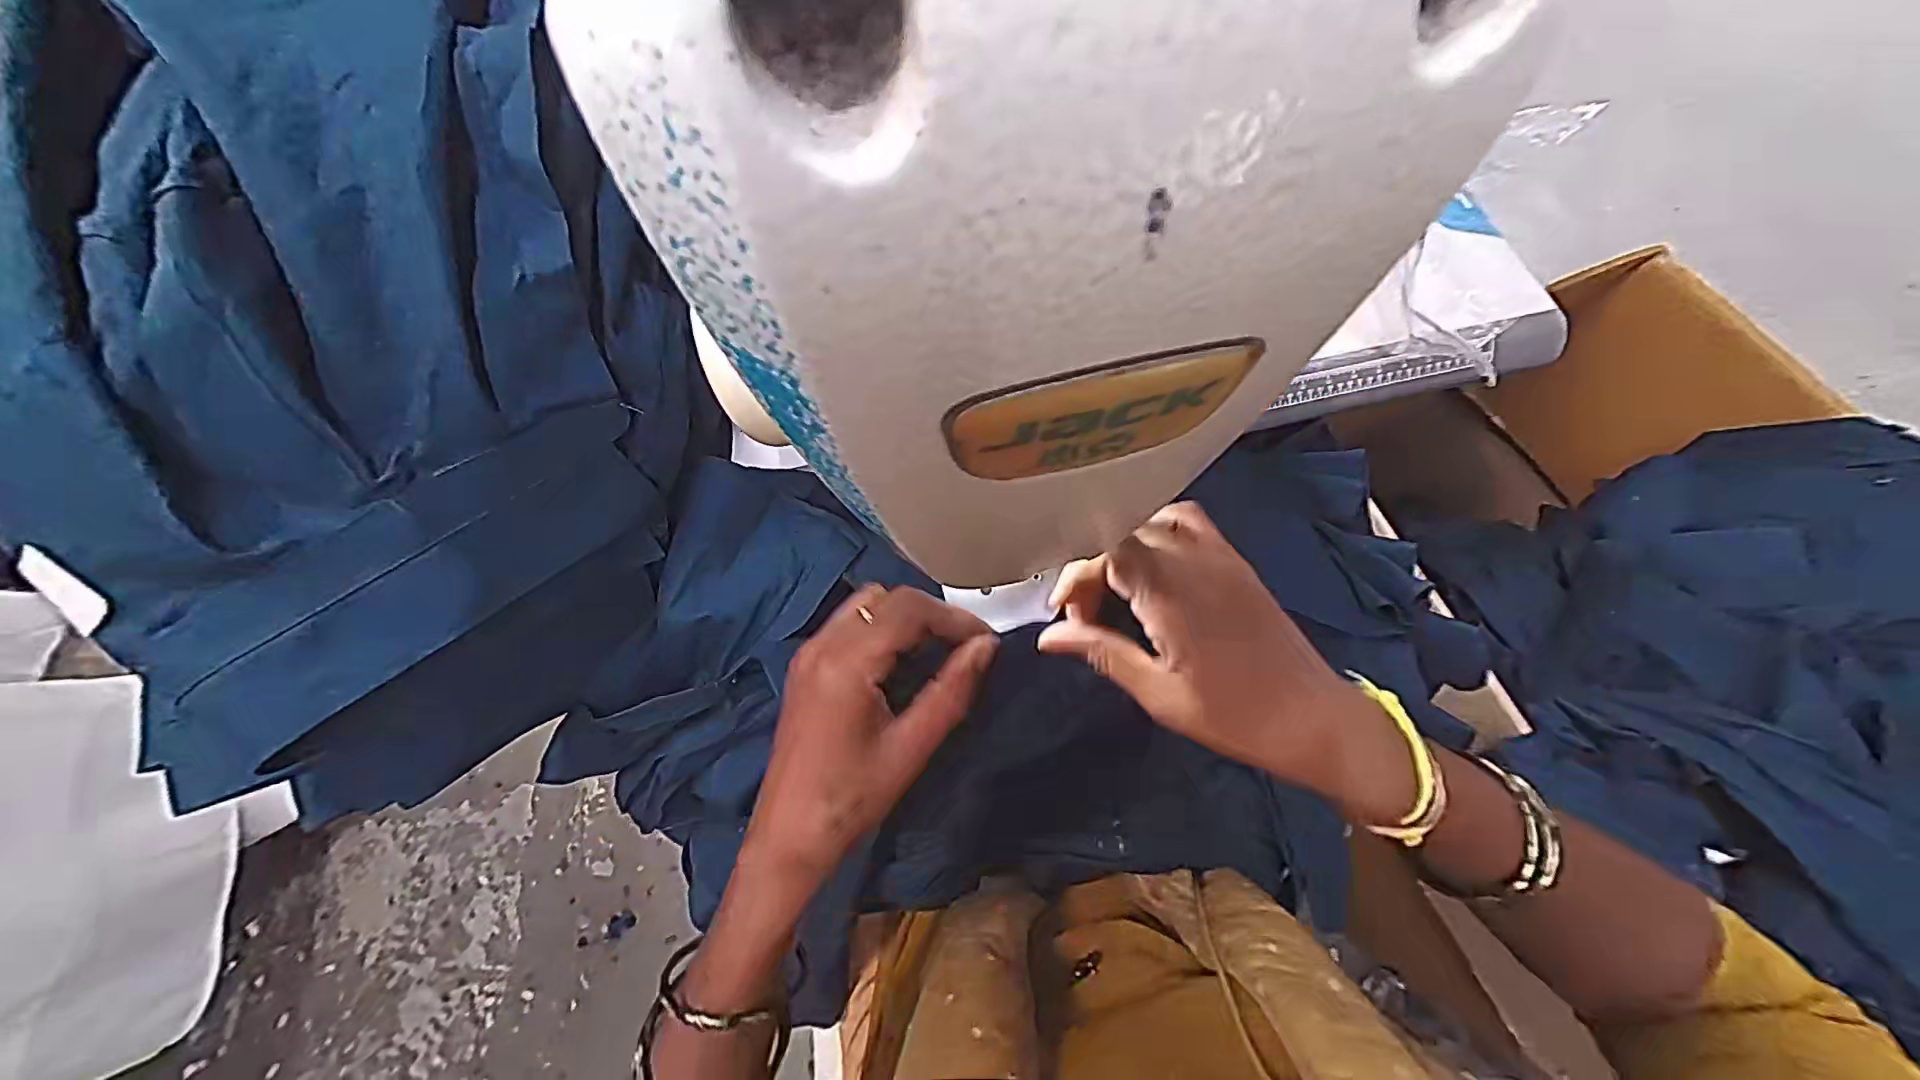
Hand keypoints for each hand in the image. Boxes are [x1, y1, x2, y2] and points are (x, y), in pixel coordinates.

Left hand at [741, 584, 998, 886]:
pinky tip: (901, 662)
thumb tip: (985, 647)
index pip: (908, 609)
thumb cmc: (850, 800)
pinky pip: (849, 624)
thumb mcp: (911, 747)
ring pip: (866, 605)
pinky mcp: (804, 666)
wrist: (789, 836)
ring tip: (937, 651)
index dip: (954, 617)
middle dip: (930, 613)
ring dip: (905, 617)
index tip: (984, 639)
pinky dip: (882, 629)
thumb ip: (952, 690)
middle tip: (963, 644)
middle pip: (886, 598)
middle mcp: (821, 645)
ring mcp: (808, 653)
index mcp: (846, 663)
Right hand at [1036, 503, 1416, 823]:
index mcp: (1170, 592)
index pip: (1105, 552)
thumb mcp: (1159, 693)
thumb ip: (1102, 652)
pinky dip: (1161, 534)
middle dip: (1094, 565)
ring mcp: (1220, 556)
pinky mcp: (1237, 562)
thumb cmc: (1234, 716)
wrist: (1315, 719)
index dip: (1075, 578)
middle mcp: (1194, 561)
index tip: (1067, 617)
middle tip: (1087, 612)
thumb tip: (1049, 637)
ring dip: (1126, 545)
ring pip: (1155, 521)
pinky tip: (1156, 572)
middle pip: (1125, 533)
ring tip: (1118, 587)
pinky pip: (1191, 524)